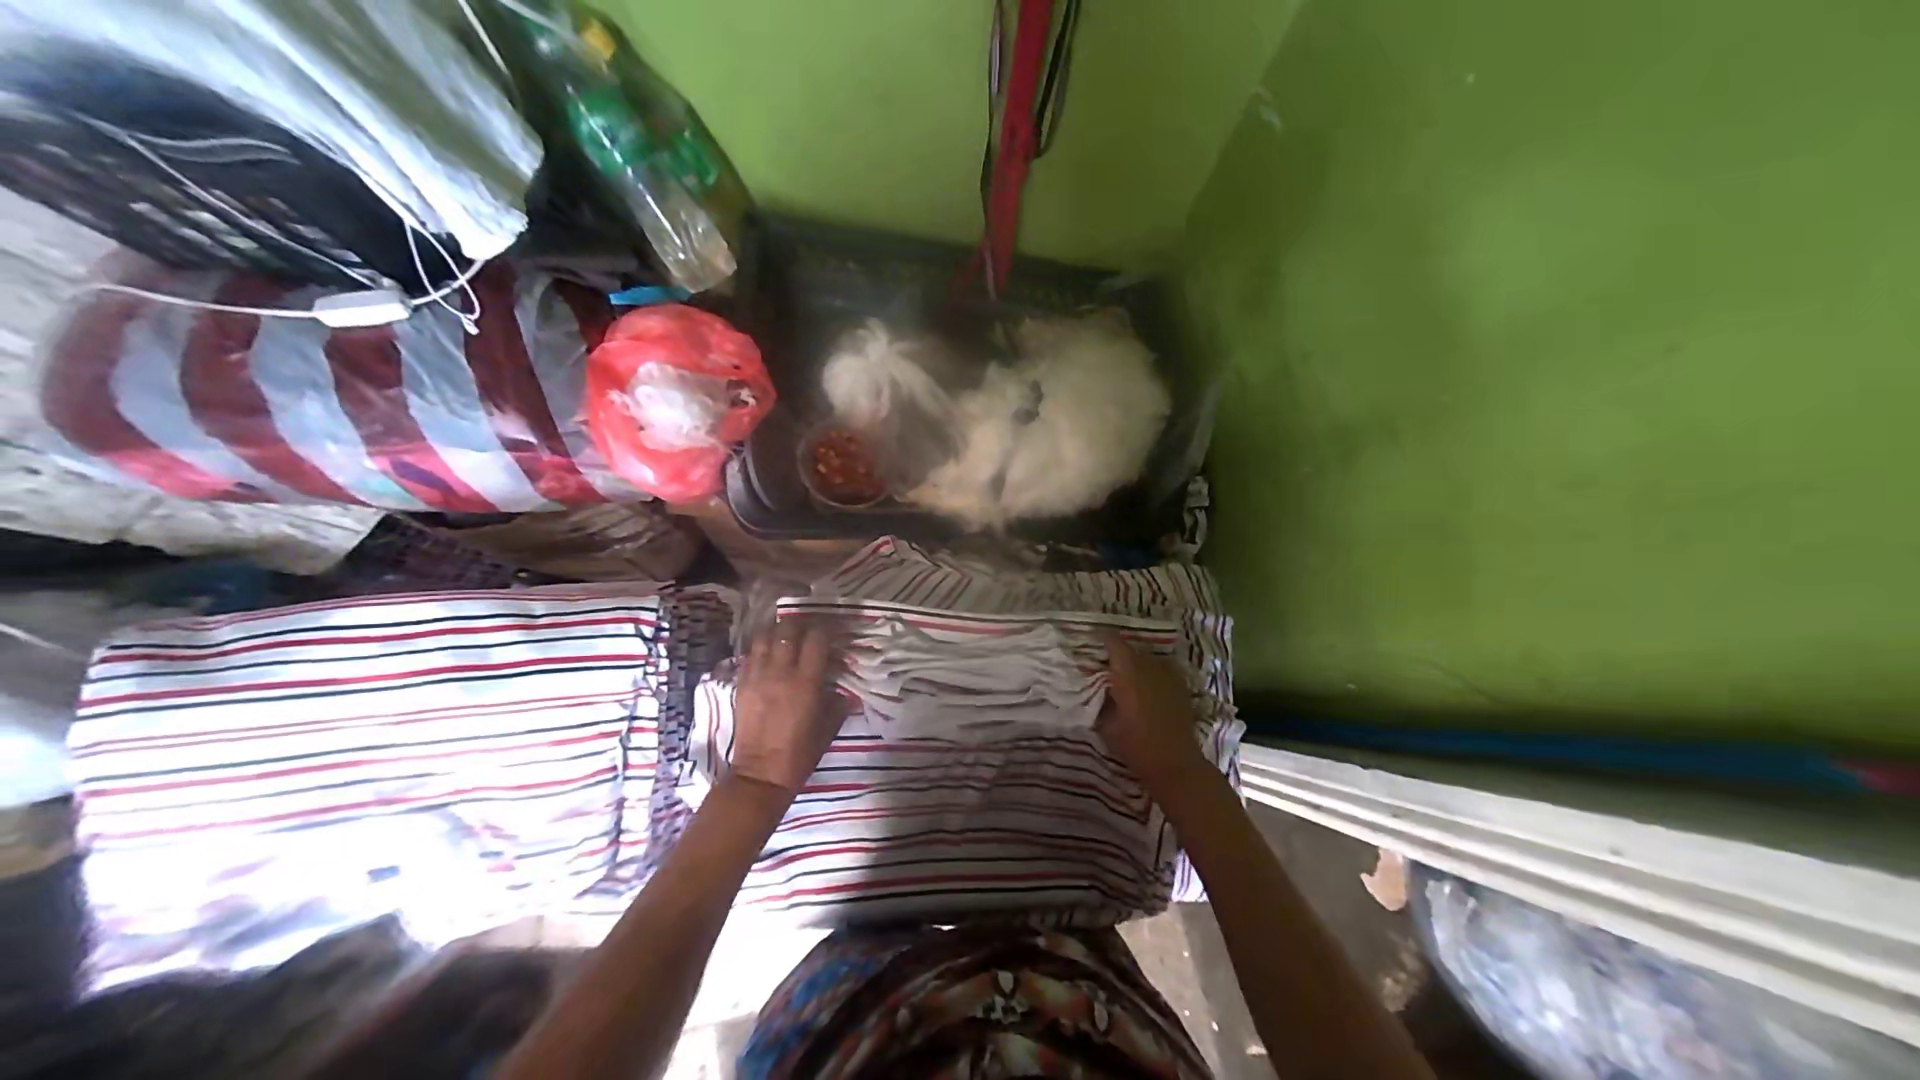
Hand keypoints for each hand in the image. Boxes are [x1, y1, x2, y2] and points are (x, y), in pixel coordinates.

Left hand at [729, 619, 848, 796]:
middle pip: (788, 630)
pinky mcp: (741, 684)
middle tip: (809, 629)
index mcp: (806, 682)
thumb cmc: (800, 754)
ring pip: (764, 637)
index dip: (826, 629)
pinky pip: (749, 654)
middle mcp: (780, 672)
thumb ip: (838, 702)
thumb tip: (846, 688)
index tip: (833, 631)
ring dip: (777, 631)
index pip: (817, 639)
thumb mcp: (829, 727)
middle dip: (801, 623)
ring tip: (786, 635)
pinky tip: (768, 653)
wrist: (761, 774)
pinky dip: (760, 647)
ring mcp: (757, 676)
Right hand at [1098, 634, 1210, 793]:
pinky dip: (1154, 672)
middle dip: (1119, 653)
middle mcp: (1149, 668)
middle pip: (1132, 648)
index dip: (1103, 640)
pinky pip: (1164, 669)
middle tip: (1107, 664)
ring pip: (1150, 658)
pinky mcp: (1181, 687)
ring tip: (1128, 674)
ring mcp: (1169, 676)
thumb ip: (1100, 701)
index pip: (1114, 643)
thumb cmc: (1135, 745)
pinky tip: (1149, 684)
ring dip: (1138, 662)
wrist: (1174, 763)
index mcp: (1128, 673)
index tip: (1094, 645)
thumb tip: (1096, 688)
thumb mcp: (1106, 725)